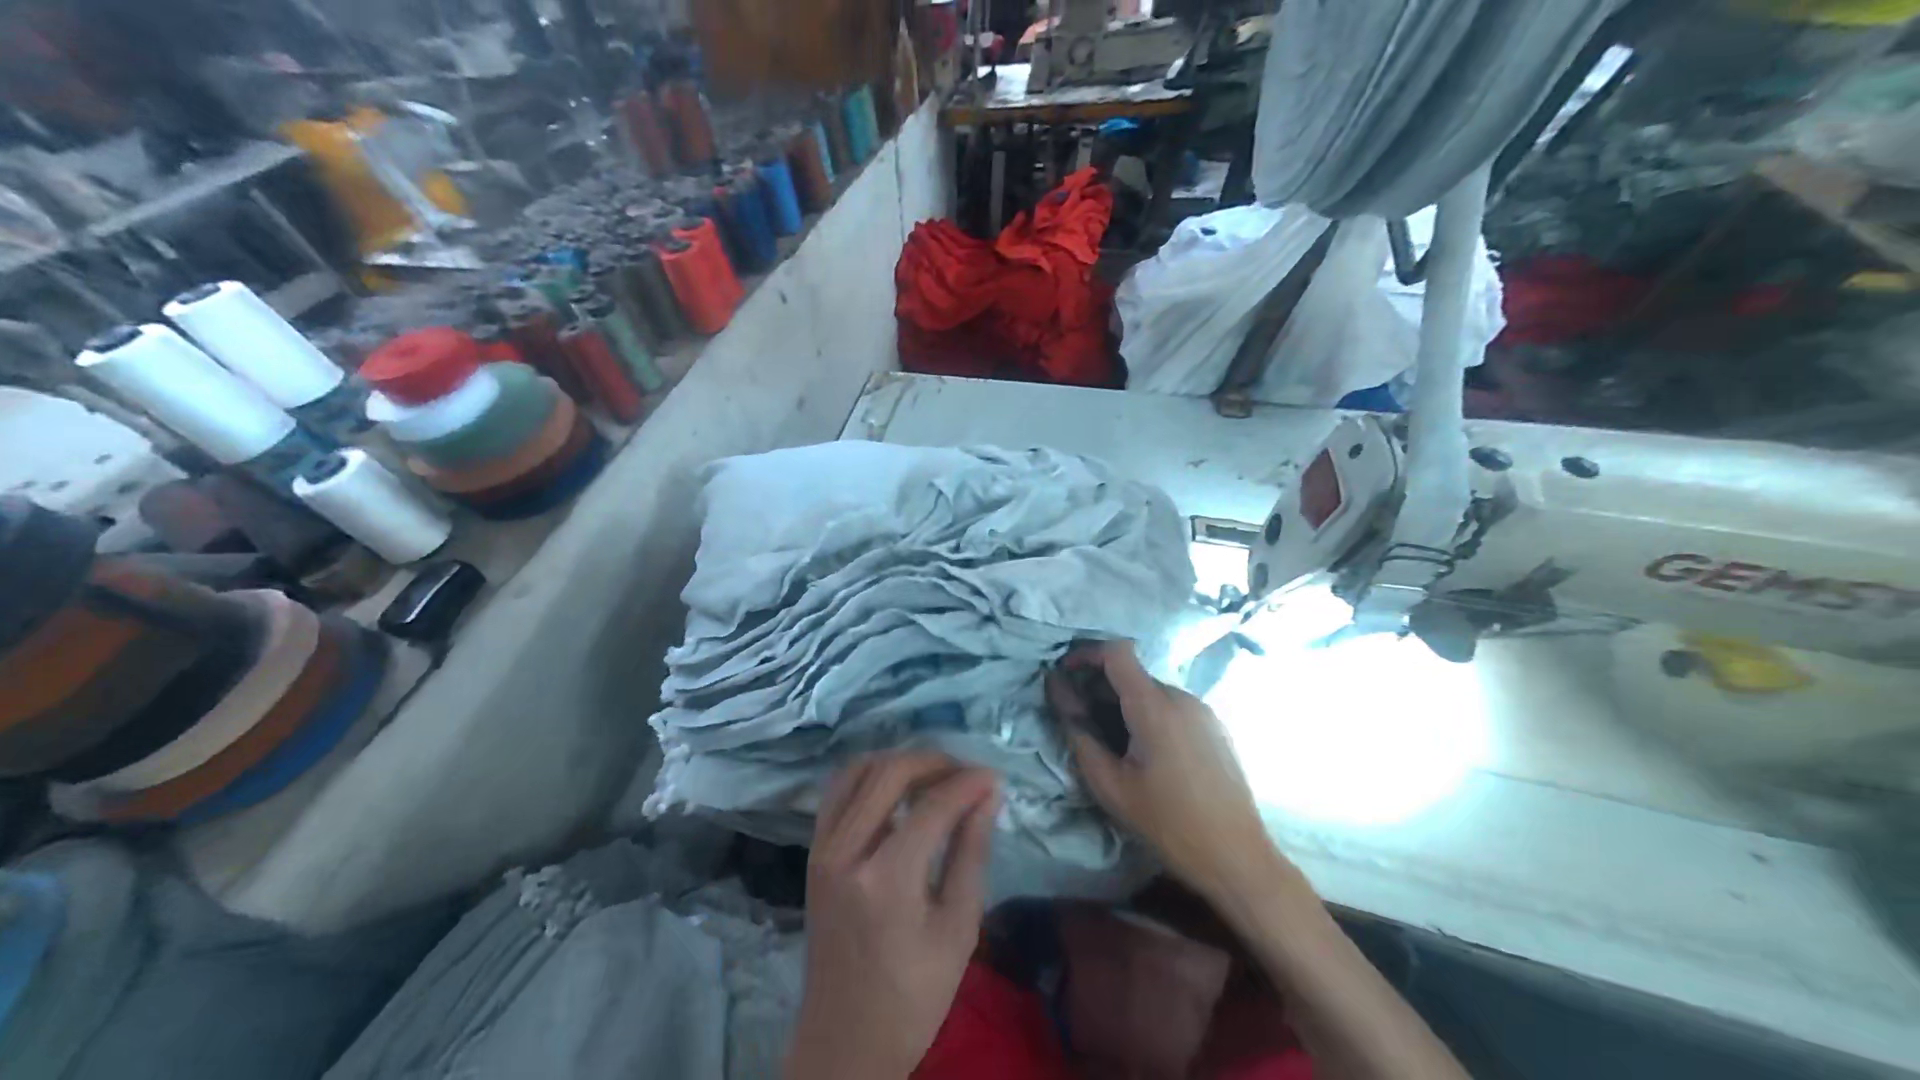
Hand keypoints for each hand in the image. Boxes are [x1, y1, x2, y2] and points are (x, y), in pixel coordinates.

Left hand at [787, 751, 999, 1079]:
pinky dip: (870, 776)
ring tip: (934, 777)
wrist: (844, 1039)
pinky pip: (839, 790)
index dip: (968, 783)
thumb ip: (972, 852)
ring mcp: (822, 849)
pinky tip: (898, 790)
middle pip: (889, 773)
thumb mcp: (958, 929)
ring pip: (858, 770)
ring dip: (899, 763)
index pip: (932, 805)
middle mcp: (845, 852)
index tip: (994, 777)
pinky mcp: (813, 852)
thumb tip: (988, 794)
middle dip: (934, 761)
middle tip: (966, 773)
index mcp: (886, 880)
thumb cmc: (914, 996)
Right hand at [1047, 641, 1301, 908]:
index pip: (1117, 651)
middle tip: (1082, 721)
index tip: (1066, 675)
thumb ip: (1079, 731)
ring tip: (1113, 744)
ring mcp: (1204, 711)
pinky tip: (1147, 755)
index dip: (1086, 654)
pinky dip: (1149, 716)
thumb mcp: (1109, 783)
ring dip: (1125, 704)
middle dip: (1100, 687)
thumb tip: (1057, 691)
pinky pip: (1173, 708)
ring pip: (1152, 692)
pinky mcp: (1216, 728)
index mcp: (1155, 706)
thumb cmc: (1166, 823)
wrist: (1236, 857)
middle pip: (1133, 674)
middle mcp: (1182, 697)